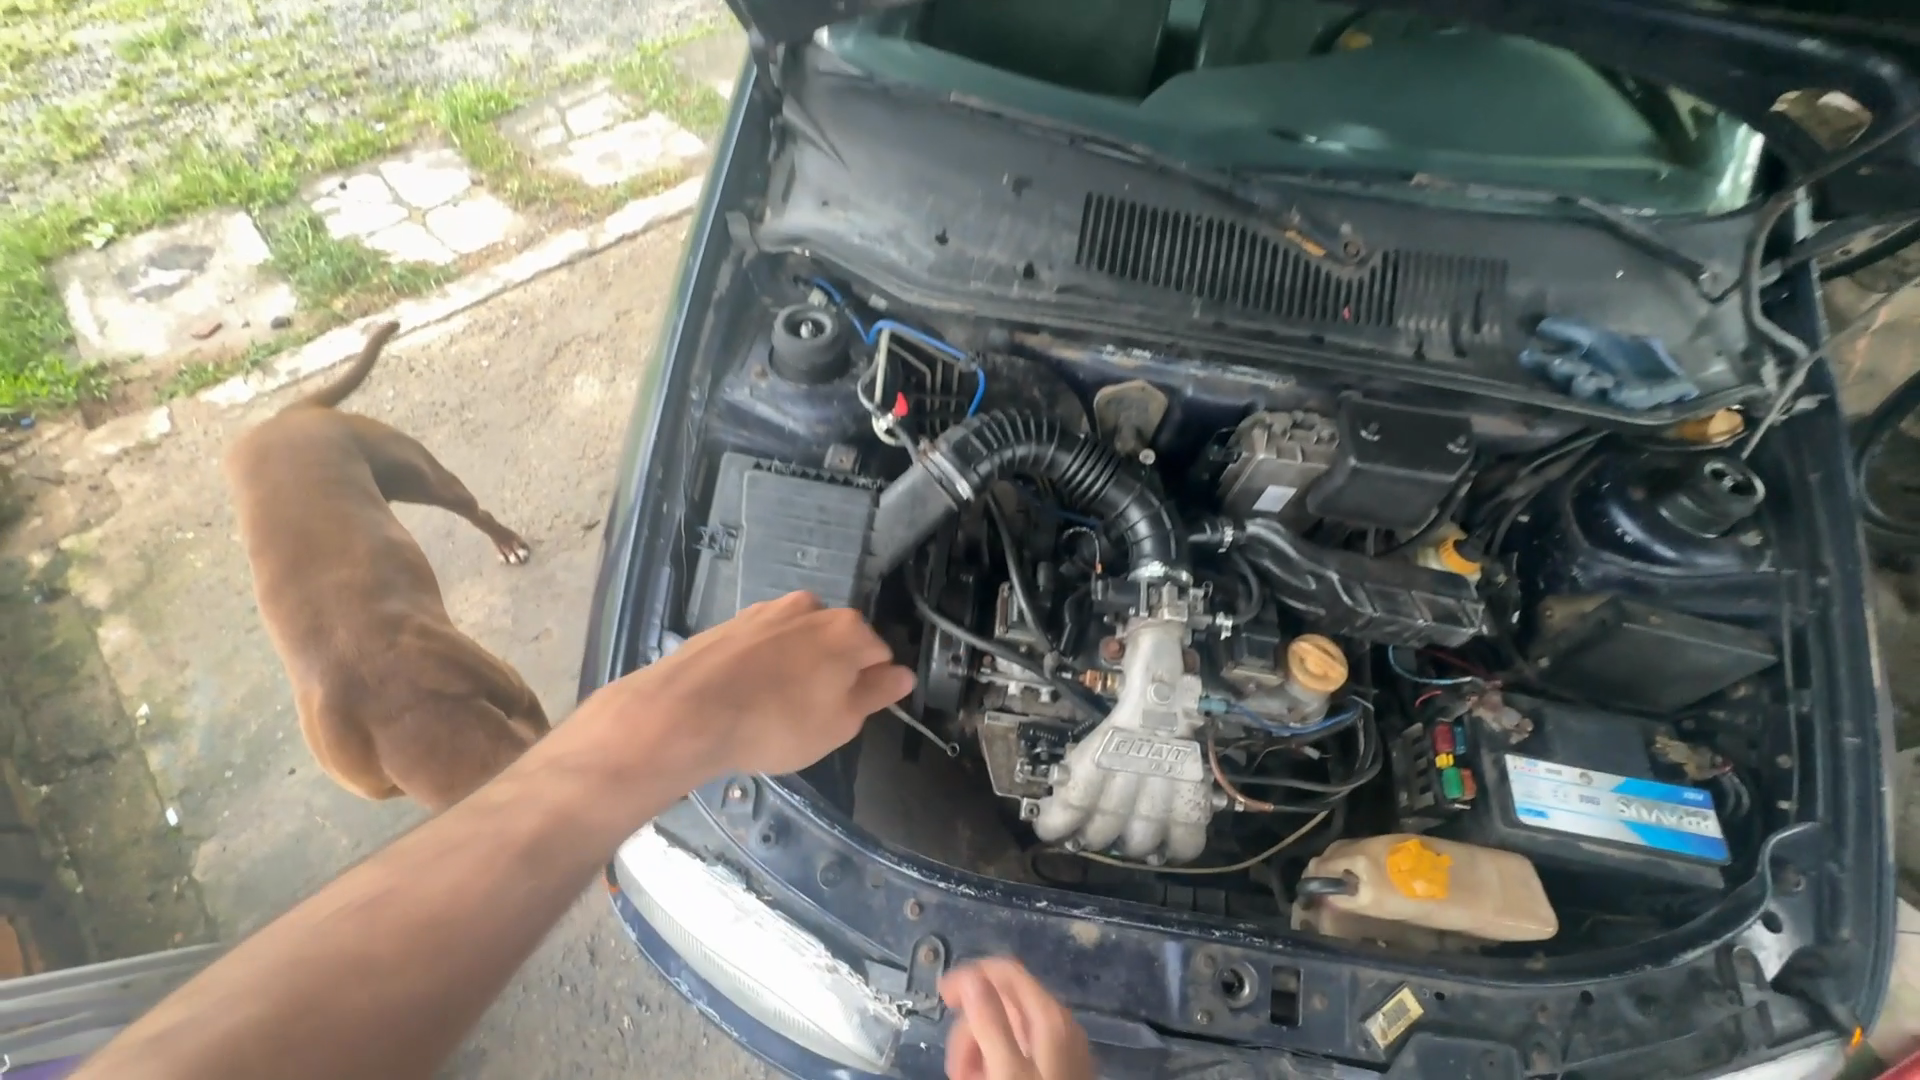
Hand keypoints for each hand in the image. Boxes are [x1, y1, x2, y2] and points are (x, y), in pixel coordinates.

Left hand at [572, 591, 914, 784]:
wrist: (687, 711)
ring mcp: (767, 610)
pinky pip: (763, 645)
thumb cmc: (777, 723)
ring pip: (798, 641)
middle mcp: (811, 608)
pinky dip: (762, 665)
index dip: (868, 688)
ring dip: (795, 666)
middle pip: (837, 643)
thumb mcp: (841, 722)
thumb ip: (876, 694)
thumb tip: (902, 674)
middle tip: (809, 716)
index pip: (879, 656)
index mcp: (848, 629)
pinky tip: (744, 695)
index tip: (846, 714)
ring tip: (771, 708)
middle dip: (831, 672)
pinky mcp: (731, 622)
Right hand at [942, 958, 1094, 1079]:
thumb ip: (989, 1021)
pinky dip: (997, 1063)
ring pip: (1008, 1030)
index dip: (970, 976)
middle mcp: (1057, 1023)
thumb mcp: (1007, 1073)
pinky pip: (1019, 1051)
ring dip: (981, 1051)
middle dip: (972, 1029)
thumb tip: (970, 976)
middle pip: (1004, 1001)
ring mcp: (1060, 1047)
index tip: (941, 999)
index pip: (1005, 971)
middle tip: (957, 1070)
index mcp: (1048, 1016)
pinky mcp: (1058, 1070)